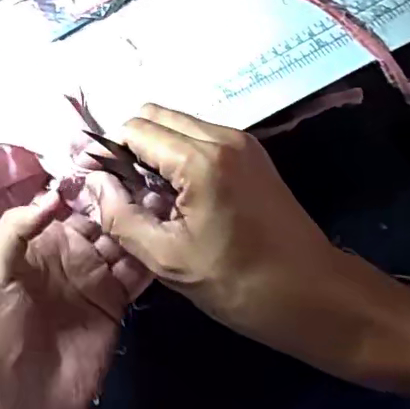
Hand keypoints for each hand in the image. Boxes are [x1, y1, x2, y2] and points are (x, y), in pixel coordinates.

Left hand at [0, 192, 149, 408]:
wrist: (32, 402)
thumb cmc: (3, 336)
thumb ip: (14, 230)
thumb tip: (54, 193)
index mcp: (39, 242)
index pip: (64, 201)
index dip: (83, 182)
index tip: (107, 160)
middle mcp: (70, 250)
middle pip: (98, 213)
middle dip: (117, 195)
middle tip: (142, 173)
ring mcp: (96, 273)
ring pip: (121, 235)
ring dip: (137, 218)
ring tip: (161, 196)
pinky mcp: (118, 297)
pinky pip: (136, 268)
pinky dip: (149, 250)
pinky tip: (163, 231)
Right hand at [85, 105, 387, 364]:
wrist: (315, 293)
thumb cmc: (239, 283)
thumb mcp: (169, 260)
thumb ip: (121, 217)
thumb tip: (94, 183)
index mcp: (200, 159)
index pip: (136, 128)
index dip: (109, 151)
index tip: (98, 182)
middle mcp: (221, 135)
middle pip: (157, 115)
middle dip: (131, 145)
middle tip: (124, 189)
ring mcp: (241, 140)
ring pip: (178, 123)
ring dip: (156, 149)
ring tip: (153, 197)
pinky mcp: (251, 151)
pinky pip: (200, 136)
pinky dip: (180, 154)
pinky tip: (180, 195)